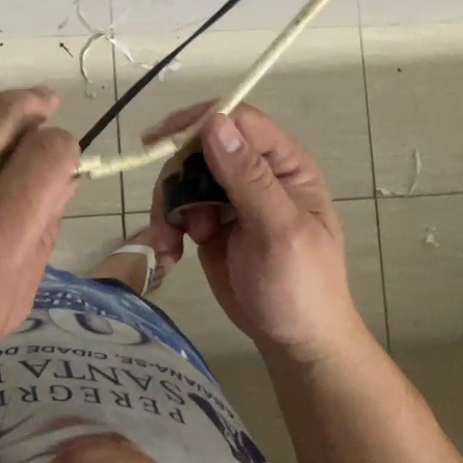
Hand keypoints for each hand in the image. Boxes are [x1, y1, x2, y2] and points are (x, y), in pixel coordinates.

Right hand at [145, 102, 368, 361]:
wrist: (294, 341)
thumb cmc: (301, 287)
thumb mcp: (279, 232)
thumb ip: (248, 178)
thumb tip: (215, 124)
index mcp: (284, 164)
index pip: (237, 121)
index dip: (198, 123)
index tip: (160, 140)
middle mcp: (255, 172)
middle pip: (199, 148)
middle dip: (176, 179)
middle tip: (168, 214)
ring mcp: (230, 198)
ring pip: (182, 179)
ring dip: (168, 209)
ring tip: (170, 244)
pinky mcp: (210, 222)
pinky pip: (177, 209)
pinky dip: (167, 228)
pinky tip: (171, 255)